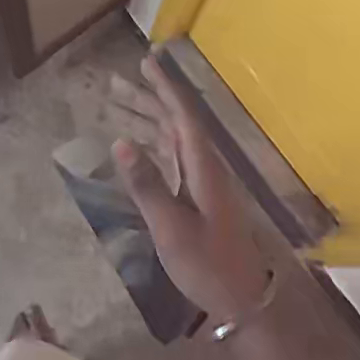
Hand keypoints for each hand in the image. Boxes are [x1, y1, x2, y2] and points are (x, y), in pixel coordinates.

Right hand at [113, 54, 272, 318]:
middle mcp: (205, 167)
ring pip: (172, 139)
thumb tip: (120, 142)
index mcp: (204, 167)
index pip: (183, 116)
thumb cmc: (208, 265)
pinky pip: (172, 159)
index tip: (147, 61)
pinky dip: (152, 146)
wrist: (242, 297)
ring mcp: (203, 182)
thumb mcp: (171, 228)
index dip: (166, 87)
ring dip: (147, 120)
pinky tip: (136, 146)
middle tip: (117, 82)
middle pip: (175, 122)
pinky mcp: (199, 197)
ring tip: (117, 106)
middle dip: (148, 99)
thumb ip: (147, 185)